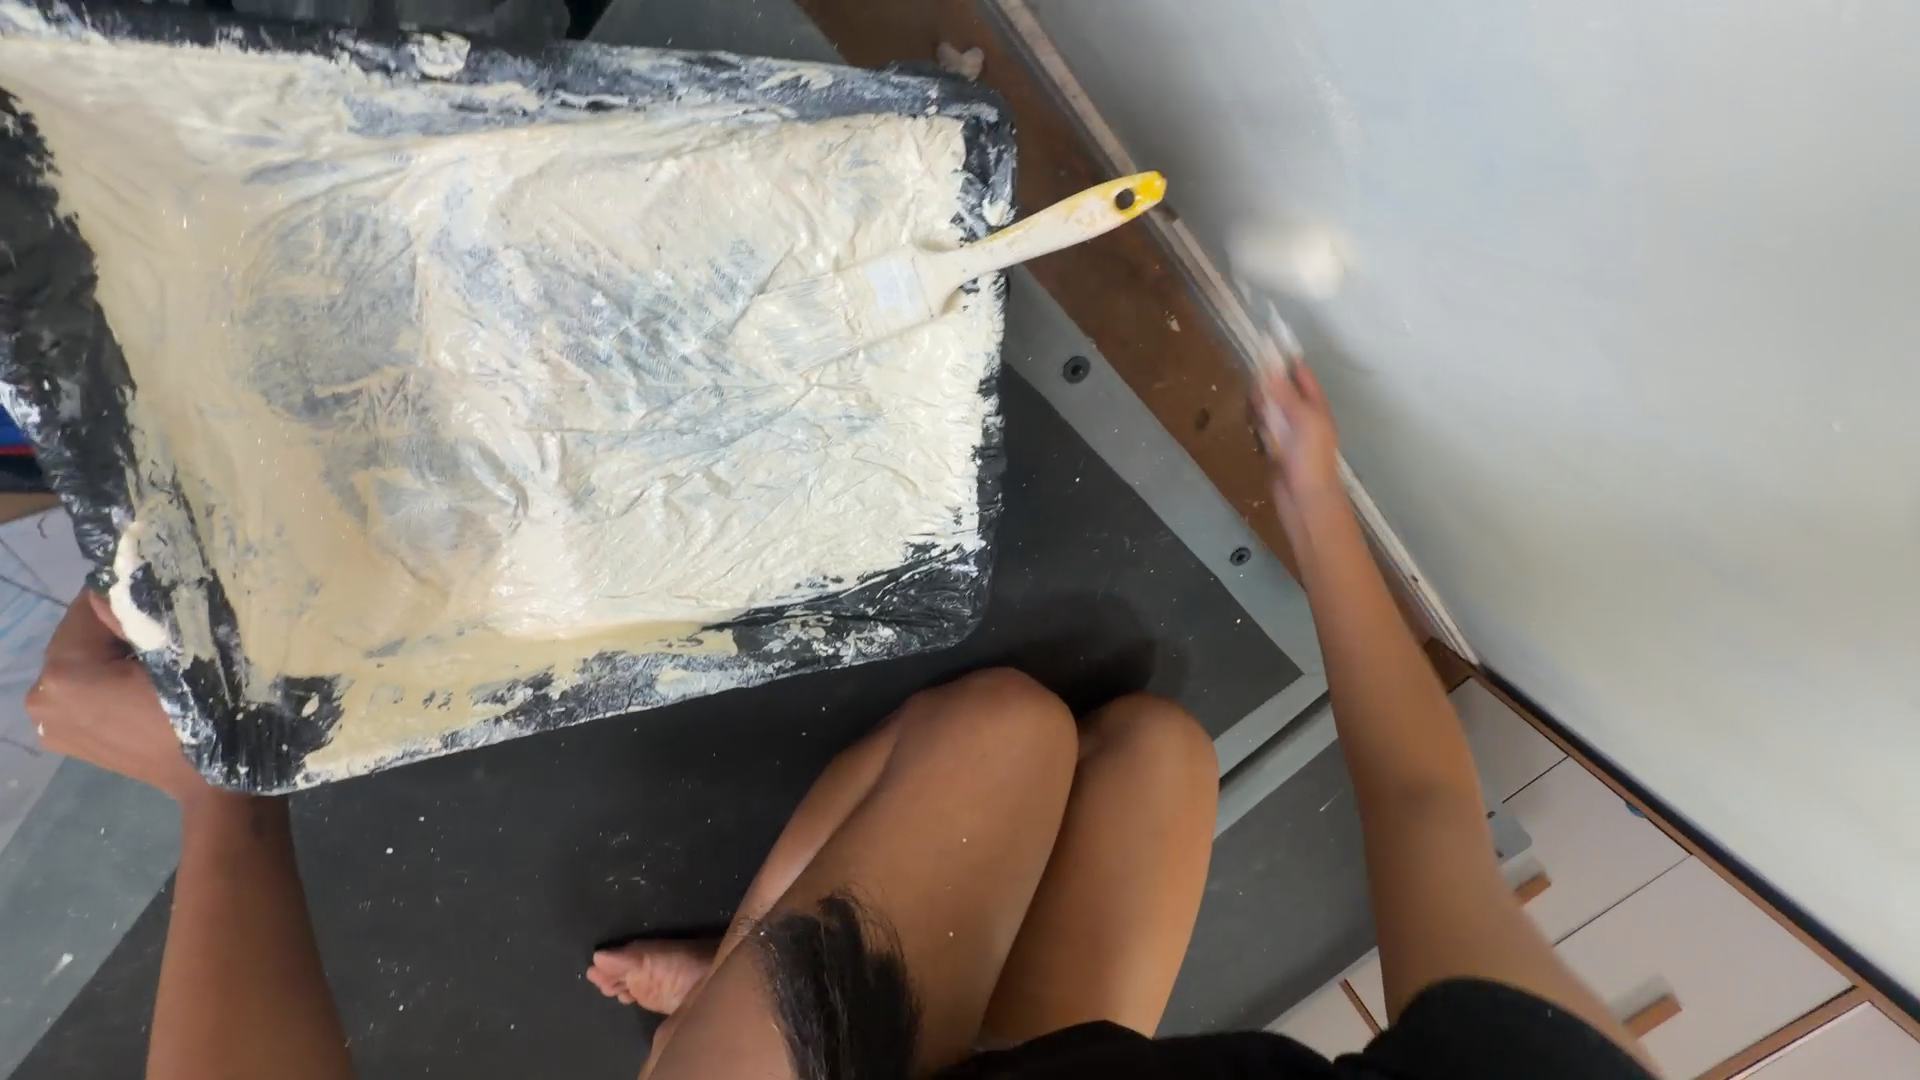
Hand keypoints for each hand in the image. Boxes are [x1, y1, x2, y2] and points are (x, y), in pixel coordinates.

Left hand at [29, 590, 209, 802]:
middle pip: (81, 643)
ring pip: (84, 670)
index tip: (165, 598)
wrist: (215, 781)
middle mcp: (41, 698)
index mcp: (65, 674)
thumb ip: (145, 623)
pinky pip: (86, 696)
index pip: (86, 611)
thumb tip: (124, 589)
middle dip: (121, 634)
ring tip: (164, 667)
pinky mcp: (66, 740)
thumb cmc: (208, 716)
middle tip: (173, 634)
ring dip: (117, 661)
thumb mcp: (187, 660)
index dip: (127, 598)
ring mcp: (49, 724)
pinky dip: (112, 686)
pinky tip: (148, 695)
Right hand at [1250, 358, 1343, 523]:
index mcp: (1316, 409)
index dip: (1289, 362)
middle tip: (1253, 366)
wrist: (1304, 498)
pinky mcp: (1275, 450)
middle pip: (1285, 393)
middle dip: (1271, 380)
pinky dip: (1256, 420)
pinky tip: (1249, 414)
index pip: (1303, 378)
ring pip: (1273, 410)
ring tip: (1248, 387)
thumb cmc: (1310, 457)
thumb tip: (1272, 368)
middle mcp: (1303, 419)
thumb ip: (1287, 395)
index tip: (1272, 345)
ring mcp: (1288, 435)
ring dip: (1262, 400)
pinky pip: (1264, 429)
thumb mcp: (1302, 420)